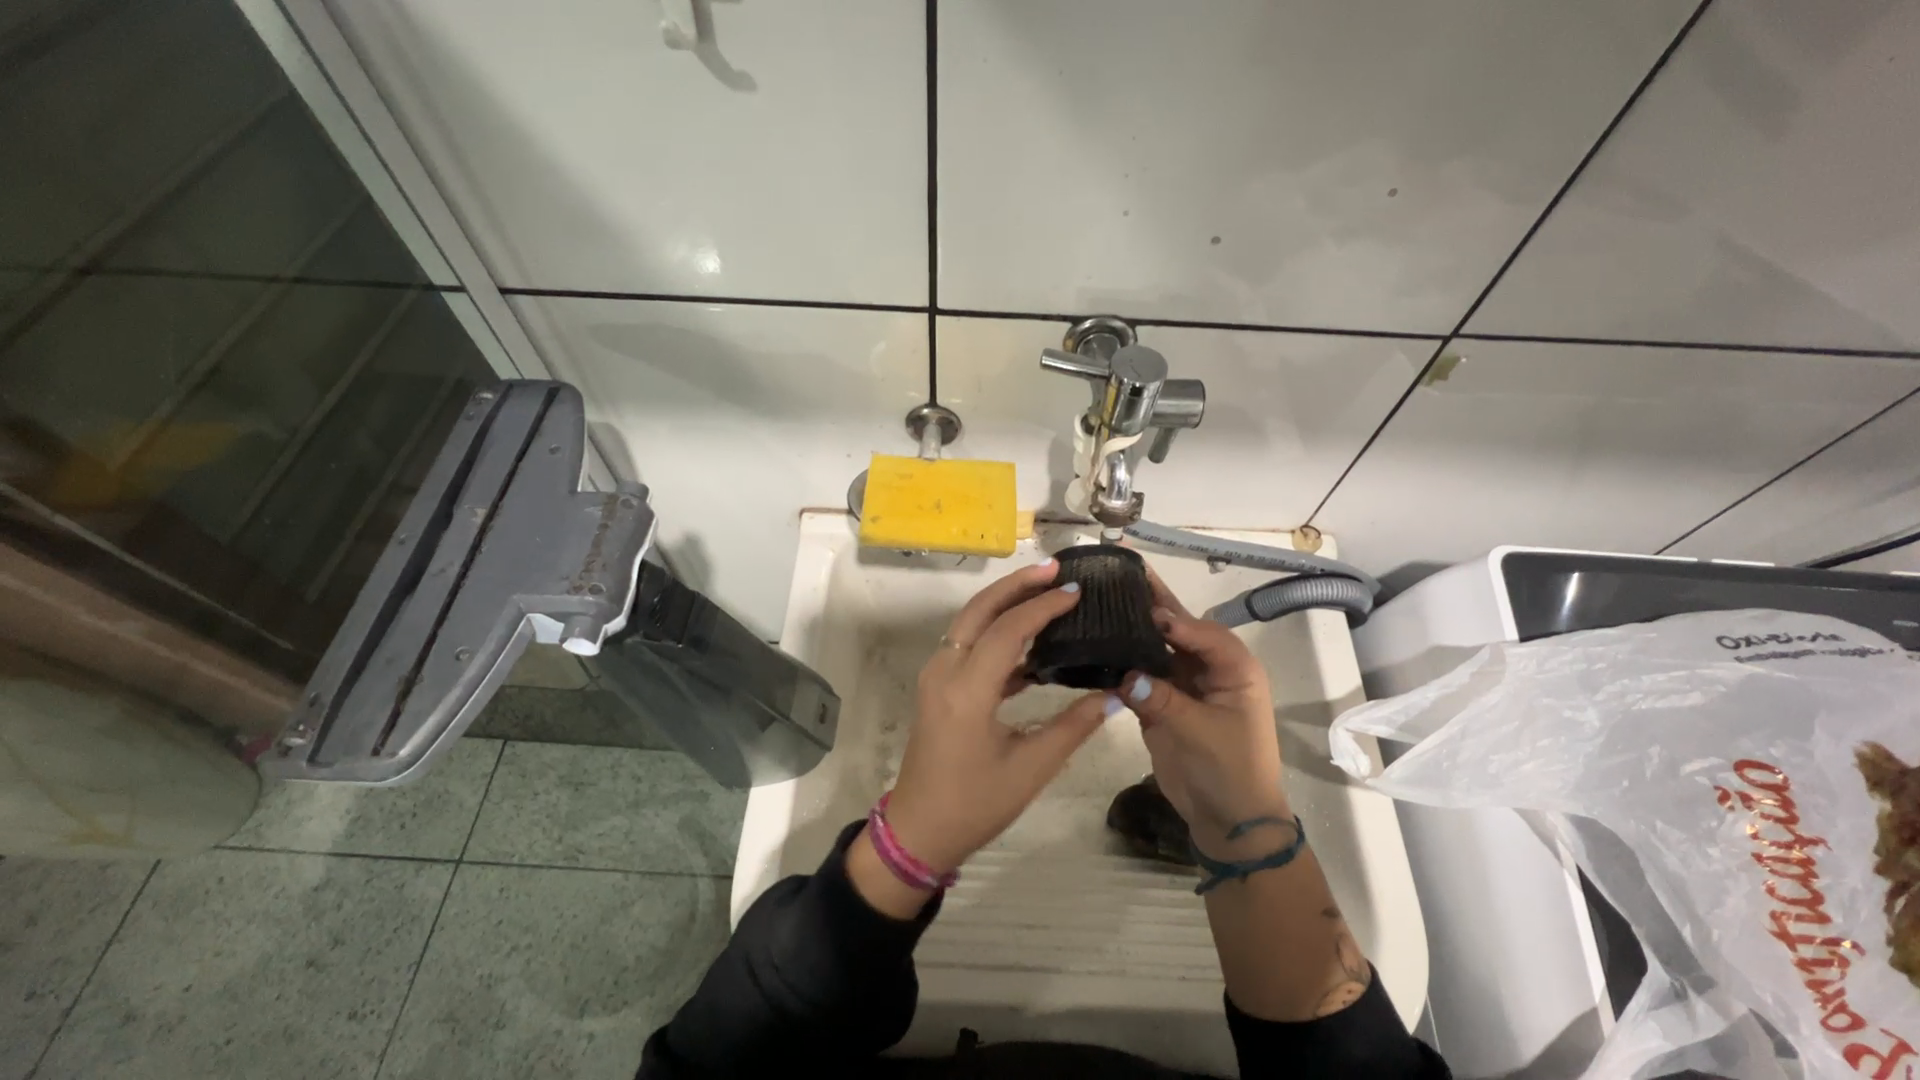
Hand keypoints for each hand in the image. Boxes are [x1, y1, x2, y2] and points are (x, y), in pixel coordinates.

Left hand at [881, 559, 1114, 878]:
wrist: (919, 830)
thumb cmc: (975, 804)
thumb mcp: (1031, 768)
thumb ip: (1073, 726)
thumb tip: (1114, 695)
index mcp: (967, 691)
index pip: (1007, 630)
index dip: (1042, 608)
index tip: (1076, 592)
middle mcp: (945, 672)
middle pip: (979, 611)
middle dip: (1016, 585)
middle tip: (1055, 569)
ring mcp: (937, 678)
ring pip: (970, 624)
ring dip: (1005, 604)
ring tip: (1046, 594)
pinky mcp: (939, 688)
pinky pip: (968, 647)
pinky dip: (997, 635)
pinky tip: (1033, 645)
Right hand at [1123, 569, 1291, 858]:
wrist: (1228, 819)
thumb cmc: (1230, 771)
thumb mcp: (1201, 734)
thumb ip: (1163, 700)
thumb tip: (1127, 676)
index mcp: (1234, 669)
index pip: (1202, 632)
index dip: (1175, 621)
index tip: (1145, 611)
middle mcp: (1208, 669)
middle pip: (1177, 629)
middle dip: (1152, 603)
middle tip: (1121, 573)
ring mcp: (1183, 685)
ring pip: (1155, 647)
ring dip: (1132, 629)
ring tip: (1100, 601)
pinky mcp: (1161, 704)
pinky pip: (1139, 674)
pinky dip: (1121, 662)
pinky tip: (1096, 645)